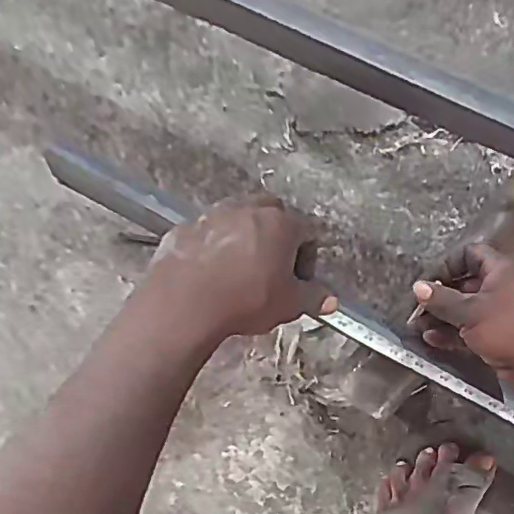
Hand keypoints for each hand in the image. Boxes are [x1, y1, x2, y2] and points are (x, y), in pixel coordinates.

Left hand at [135, 191, 335, 349]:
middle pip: (272, 212)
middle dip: (278, 235)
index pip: (307, 231)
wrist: (183, 303)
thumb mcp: (290, 304)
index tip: (300, 281)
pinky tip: (214, 274)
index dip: (308, 258)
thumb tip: (330, 300)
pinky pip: (209, 232)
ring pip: (239, 218)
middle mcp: (247, 210)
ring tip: (243, 270)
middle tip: (275, 266)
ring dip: (246, 237)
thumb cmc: (246, 299)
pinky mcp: (185, 228)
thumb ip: (313, 297)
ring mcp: (213, 215)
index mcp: (280, 224)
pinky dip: (216, 246)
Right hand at [412, 244, 513, 382]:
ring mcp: (504, 313)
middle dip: (441, 296)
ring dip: (443, 316)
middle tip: (418, 308)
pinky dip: (455, 332)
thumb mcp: (469, 312)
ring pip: (468, 309)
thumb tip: (418, 287)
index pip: (471, 253)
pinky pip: (474, 328)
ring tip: (418, 326)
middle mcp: (505, 287)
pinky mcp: (502, 336)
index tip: (429, 281)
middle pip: (467, 283)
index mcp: (503, 270)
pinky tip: (432, 340)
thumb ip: (442, 299)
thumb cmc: (507, 330)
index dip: (448, 264)